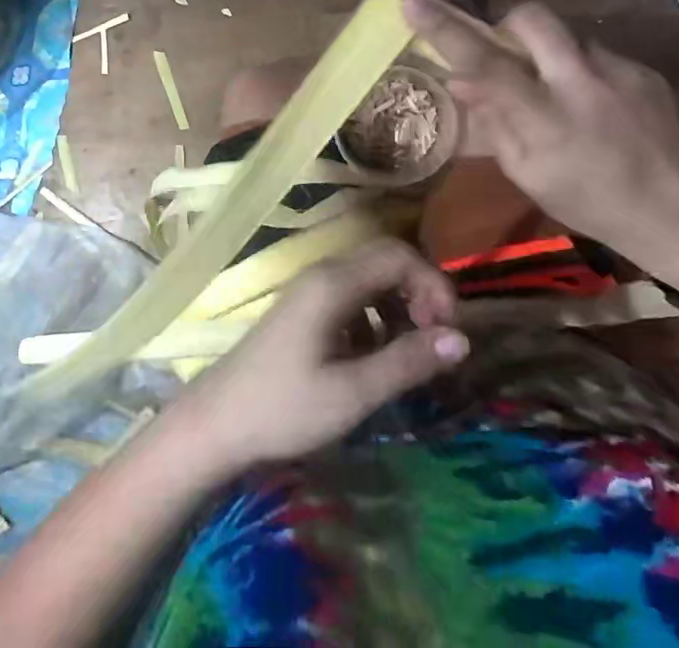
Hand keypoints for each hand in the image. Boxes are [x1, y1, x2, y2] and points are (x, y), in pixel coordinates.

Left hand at [160, 239, 469, 477]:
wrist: (216, 424)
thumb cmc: (284, 408)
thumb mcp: (354, 391)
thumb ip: (408, 361)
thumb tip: (461, 339)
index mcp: (332, 283)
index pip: (399, 255)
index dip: (434, 285)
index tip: (448, 332)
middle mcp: (320, 275)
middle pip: (384, 262)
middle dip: (419, 294)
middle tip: (434, 341)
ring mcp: (307, 293)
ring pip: (368, 281)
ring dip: (398, 308)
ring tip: (408, 354)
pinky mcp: (301, 313)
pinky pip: (350, 300)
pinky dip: (373, 320)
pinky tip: (373, 358)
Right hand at [404, 0, 678, 294]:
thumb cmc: (590, 204)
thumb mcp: (528, 174)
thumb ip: (493, 123)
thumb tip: (459, 82)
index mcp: (545, 119)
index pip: (483, 63)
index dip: (444, 29)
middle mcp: (581, 84)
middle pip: (531, 20)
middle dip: (506, 25)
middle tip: (504, 57)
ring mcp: (619, 71)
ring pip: (564, 37)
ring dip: (544, 54)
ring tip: (553, 94)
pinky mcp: (644, 70)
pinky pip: (593, 55)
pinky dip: (576, 71)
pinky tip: (589, 107)